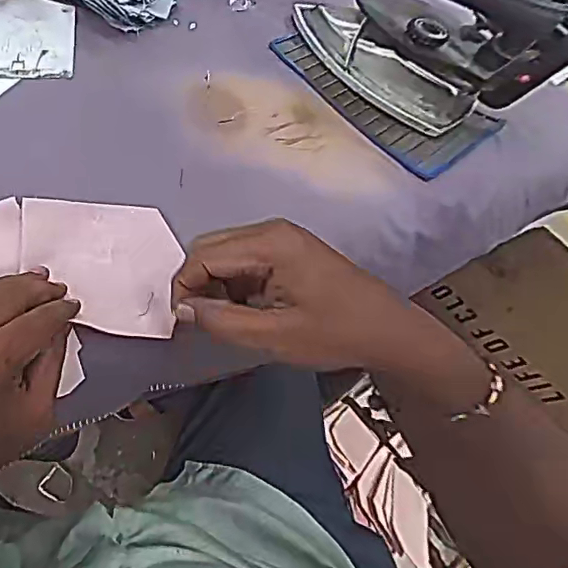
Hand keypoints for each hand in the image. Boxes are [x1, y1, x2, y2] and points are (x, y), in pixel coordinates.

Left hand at [0, 272, 78, 531]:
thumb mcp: (37, 413)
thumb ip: (52, 362)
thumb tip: (58, 327)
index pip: (39, 318)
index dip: (61, 310)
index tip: (73, 307)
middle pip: (13, 293)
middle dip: (41, 289)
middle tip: (59, 291)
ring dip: (17, 285)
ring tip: (38, 284)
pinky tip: (6, 296)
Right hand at [171, 219, 467, 375]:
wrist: (388, 330)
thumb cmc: (338, 333)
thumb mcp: (275, 336)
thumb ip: (222, 321)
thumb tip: (183, 309)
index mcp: (270, 243)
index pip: (203, 256)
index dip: (183, 288)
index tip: (179, 321)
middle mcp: (271, 231)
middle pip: (210, 249)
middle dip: (196, 284)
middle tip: (199, 321)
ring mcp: (280, 238)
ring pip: (223, 254)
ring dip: (213, 285)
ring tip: (225, 319)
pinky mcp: (286, 250)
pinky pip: (242, 261)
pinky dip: (232, 284)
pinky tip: (243, 309)